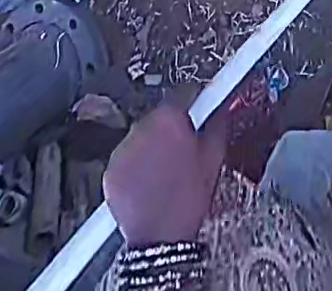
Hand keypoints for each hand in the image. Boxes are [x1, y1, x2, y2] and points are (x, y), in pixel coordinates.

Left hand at [104, 104, 226, 245]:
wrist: (161, 240)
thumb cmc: (188, 200)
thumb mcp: (212, 160)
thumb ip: (217, 125)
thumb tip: (220, 109)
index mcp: (170, 118)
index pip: (183, 92)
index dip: (194, 101)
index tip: (199, 107)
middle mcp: (143, 126)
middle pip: (160, 115)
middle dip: (171, 128)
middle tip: (182, 150)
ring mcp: (124, 146)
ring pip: (141, 136)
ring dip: (152, 145)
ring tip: (164, 171)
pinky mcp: (111, 167)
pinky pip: (126, 157)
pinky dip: (135, 165)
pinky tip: (148, 182)